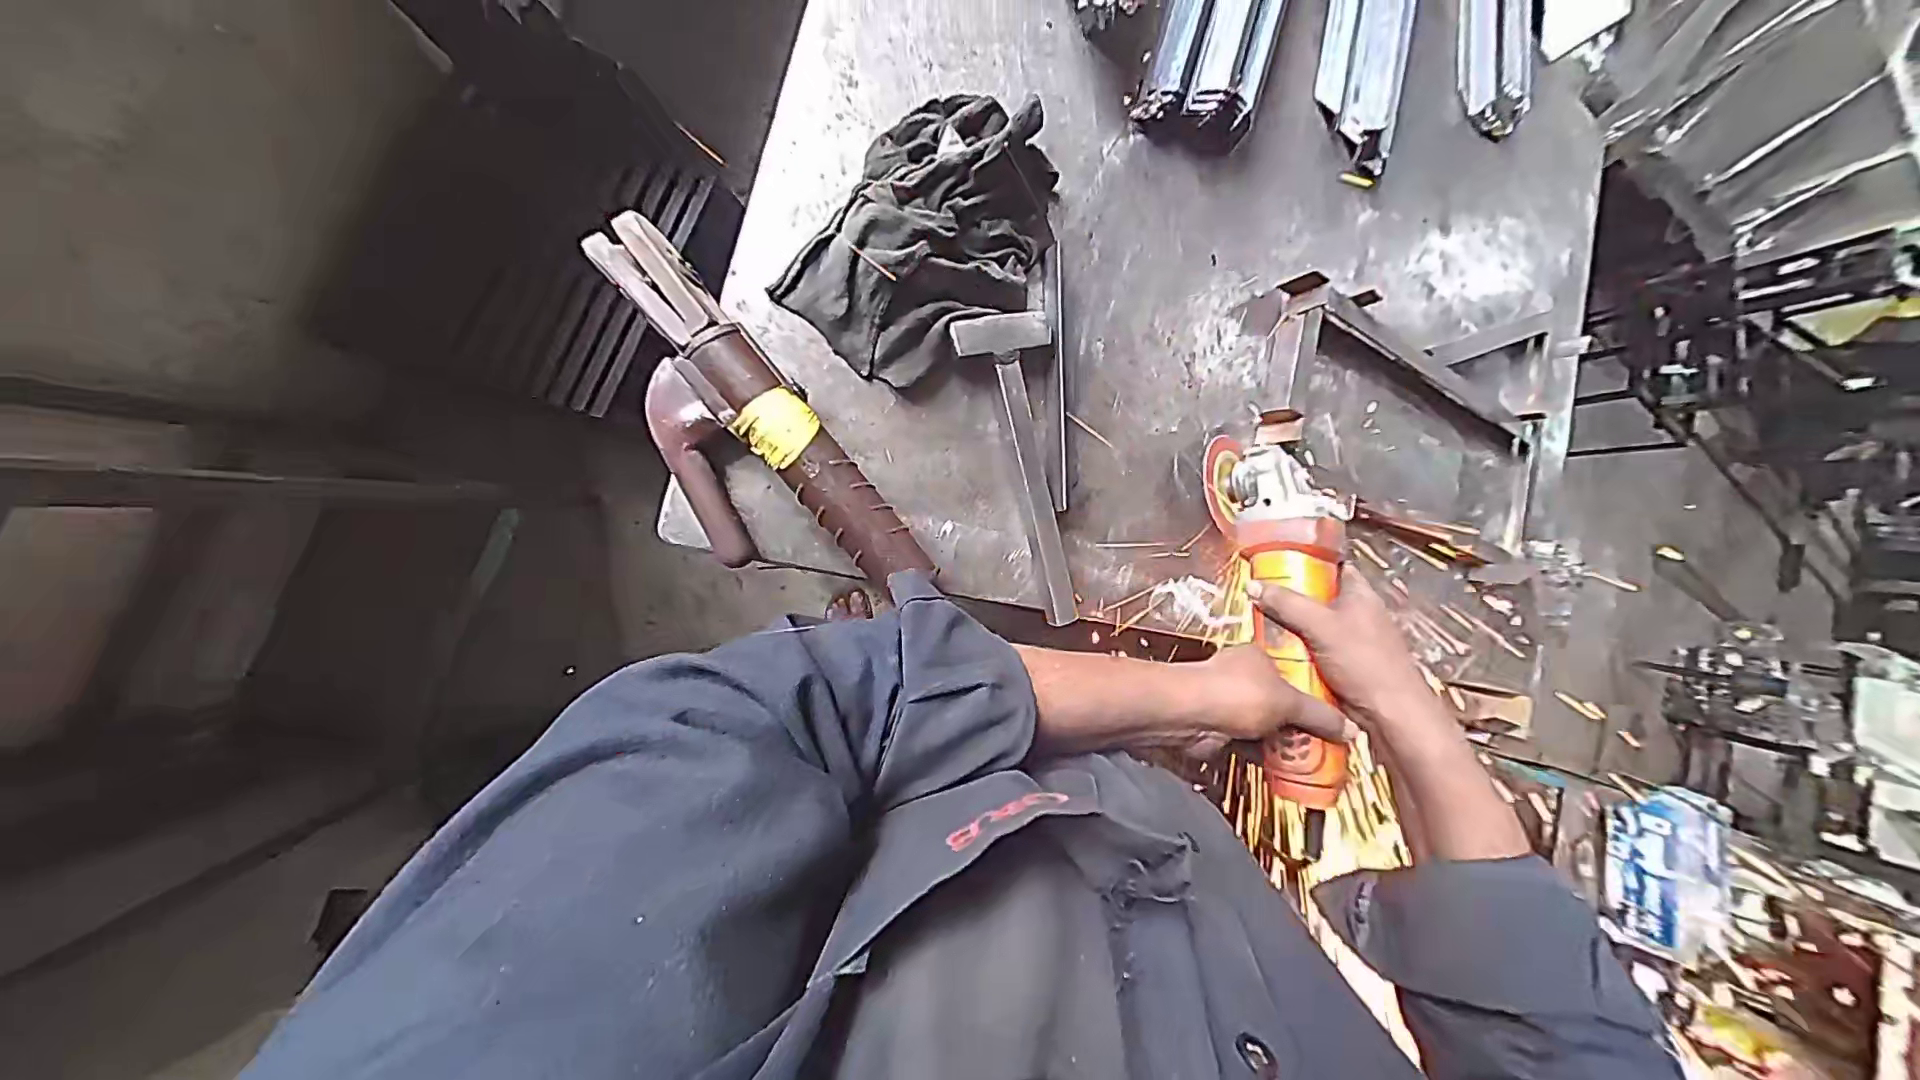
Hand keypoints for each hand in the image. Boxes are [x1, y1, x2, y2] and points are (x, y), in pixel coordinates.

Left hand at [1198, 643, 1359, 747]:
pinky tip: (1289, 769)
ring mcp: (1231, 704)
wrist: (1187, 717)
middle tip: (1331, 743)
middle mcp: (1243, 677)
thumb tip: (1351, 730)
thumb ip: (1319, 714)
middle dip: (1302, 723)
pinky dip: (1266, 756)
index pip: (1294, 670)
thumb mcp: (1287, 701)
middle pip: (1282, 701)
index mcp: (1257, 657)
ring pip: (1267, 726)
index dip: (1316, 691)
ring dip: (1285, 743)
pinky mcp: (1222, 730)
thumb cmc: (1235, 694)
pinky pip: (1252, 745)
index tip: (1338, 713)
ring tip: (1318, 759)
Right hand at [1244, 565, 1446, 736]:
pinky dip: (1290, 649)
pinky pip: (1307, 649)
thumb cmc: (1365, 663)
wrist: (1389, 716)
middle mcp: (1355, 615)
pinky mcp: (1339, 665)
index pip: (1333, 566)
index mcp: (1360, 595)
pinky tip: (1268, 649)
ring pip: (1308, 625)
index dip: (1307, 560)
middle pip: (1315, 597)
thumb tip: (1252, 585)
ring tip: (1254, 619)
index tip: (1275, 559)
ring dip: (1285, 626)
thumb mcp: (1321, 625)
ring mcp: (1347, 641)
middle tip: (1256, 592)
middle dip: (1287, 596)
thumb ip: (1287, 603)